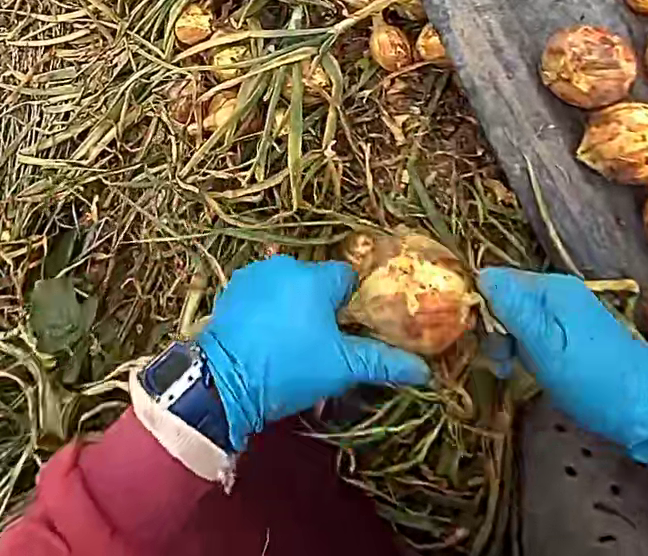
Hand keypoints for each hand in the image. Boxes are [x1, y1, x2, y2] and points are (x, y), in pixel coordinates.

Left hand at [197, 256, 430, 449]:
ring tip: (288, 343)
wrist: (223, 381)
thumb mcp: (340, 368)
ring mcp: (258, 273)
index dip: (350, 305)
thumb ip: (382, 362)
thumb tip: (424, 370)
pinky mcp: (234, 287)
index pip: (347, 278)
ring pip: (289, 285)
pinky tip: (264, 335)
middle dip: (320, 307)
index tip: (345, 332)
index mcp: (316, 277)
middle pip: (317, 282)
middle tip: (317, 344)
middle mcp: (288, 265)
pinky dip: (267, 307)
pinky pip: (263, 291)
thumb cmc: (289, 367)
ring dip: (293, 305)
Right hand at [479, 267, 647, 478]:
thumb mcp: (545, 349)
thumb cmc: (595, 384)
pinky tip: (537, 368)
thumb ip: (514, 310)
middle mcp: (562, 288)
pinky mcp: (579, 326)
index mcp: (552, 287)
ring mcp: (573, 306)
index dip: (485, 309)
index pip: (497, 280)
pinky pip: (540, 324)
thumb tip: (481, 275)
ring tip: (518, 370)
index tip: (488, 344)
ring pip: (523, 312)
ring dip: (512, 339)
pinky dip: (531, 345)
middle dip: (498, 326)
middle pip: (510, 294)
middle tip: (503, 364)